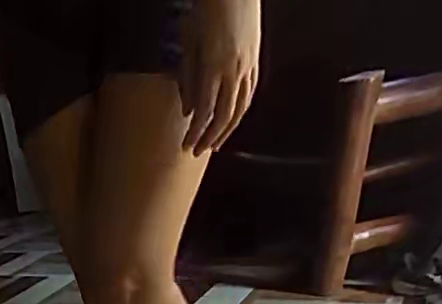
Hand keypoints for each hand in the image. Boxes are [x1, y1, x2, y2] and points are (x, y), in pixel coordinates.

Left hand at [179, 0, 259, 154]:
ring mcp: (247, 66)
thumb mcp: (190, 40)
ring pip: (239, 109)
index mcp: (214, 65)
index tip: (187, 146)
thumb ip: (189, 76)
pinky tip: (233, 121)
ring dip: (227, 131)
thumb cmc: (207, 8)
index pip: (204, 111)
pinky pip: (249, 94)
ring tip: (216, 143)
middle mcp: (233, 70)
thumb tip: (188, 111)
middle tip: (199, 152)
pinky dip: (240, 112)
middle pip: (223, 116)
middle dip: (210, 138)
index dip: (195, 132)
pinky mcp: (255, 60)